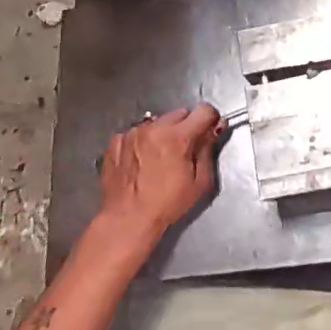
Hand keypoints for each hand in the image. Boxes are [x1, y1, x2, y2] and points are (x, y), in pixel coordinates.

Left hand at [98, 104, 222, 238]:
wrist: (127, 218)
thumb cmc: (167, 204)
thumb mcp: (200, 182)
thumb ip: (208, 150)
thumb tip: (213, 129)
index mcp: (178, 137)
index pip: (204, 110)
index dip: (211, 119)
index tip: (210, 130)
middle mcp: (154, 128)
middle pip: (180, 113)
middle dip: (187, 127)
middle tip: (185, 150)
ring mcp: (132, 133)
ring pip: (157, 122)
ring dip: (164, 133)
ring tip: (161, 159)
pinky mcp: (116, 141)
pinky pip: (137, 132)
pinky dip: (143, 141)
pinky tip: (142, 161)